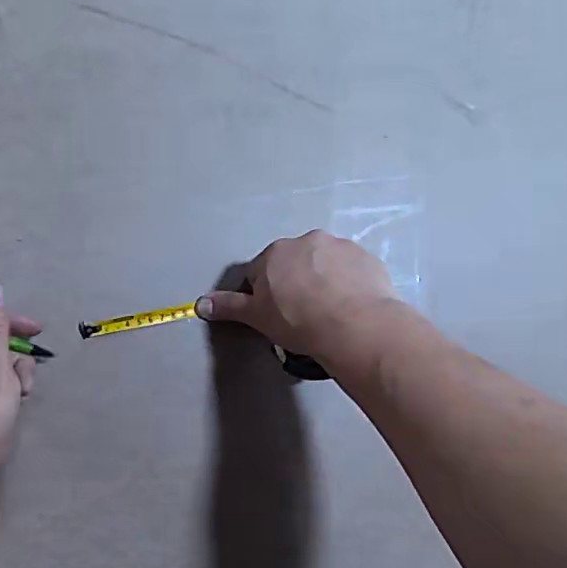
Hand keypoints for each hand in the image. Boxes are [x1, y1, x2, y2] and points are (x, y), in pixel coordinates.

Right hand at [196, 230, 399, 357]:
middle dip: (294, 283)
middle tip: (301, 314)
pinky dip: (347, 283)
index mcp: (274, 253)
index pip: (259, 274)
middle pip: (292, 264)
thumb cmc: (298, 321)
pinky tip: (349, 306)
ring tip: (329, 311)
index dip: (263, 297)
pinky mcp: (365, 257)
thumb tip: (201, 304)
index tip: (274, 316)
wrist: (354, 326)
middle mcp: (305, 241)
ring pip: (323, 264)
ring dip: (322, 280)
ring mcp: (339, 246)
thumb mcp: (257, 317)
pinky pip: (350, 270)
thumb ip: (229, 307)